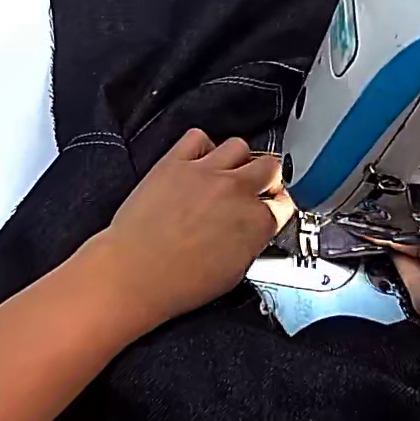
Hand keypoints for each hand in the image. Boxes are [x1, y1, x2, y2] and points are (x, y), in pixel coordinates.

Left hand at [81, 129, 294, 330]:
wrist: (134, 275)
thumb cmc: (178, 283)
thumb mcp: (234, 273)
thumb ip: (252, 243)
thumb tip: (254, 231)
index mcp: (256, 222)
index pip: (285, 202)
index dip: (280, 205)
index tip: (272, 206)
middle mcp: (236, 191)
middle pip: (270, 166)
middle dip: (267, 178)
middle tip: (256, 188)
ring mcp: (206, 173)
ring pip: (239, 146)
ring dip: (237, 160)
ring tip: (226, 174)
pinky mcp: (176, 163)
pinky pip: (198, 138)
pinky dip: (201, 147)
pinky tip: (198, 163)